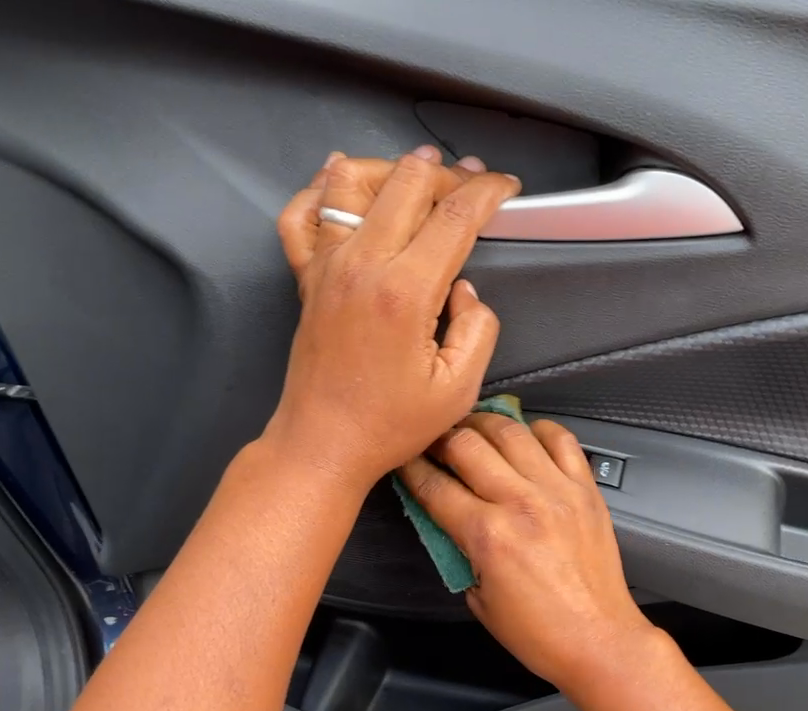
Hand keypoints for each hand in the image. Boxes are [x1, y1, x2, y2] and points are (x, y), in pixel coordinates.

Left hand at [264, 147, 519, 490]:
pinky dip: (321, 189)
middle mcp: (362, 264)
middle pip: (407, 181)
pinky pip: (301, 213)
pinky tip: (342, 184)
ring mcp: (328, 265)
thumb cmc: (390, 424)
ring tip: (418, 181)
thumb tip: (466, 289)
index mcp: (405, 291)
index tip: (506, 187)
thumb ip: (478, 328)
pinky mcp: (307, 276)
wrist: (324, 443)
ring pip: (352, 180)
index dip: (488, 192)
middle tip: (472, 183)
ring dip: (391, 170)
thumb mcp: (459, 389)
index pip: (454, 215)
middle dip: (449, 174)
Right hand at [397, 413, 662, 690]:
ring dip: (483, 423)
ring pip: (510, 431)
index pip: (434, 485)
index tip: (403, 458)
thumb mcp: (478, 598)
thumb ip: (459, 551)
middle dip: (440, 437)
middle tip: (433, 440)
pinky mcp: (586, 491)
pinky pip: (561, 440)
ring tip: (471, 428)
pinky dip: (538, 430)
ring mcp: (558, 492)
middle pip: (466, 444)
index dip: (410, 467)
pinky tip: (525, 437)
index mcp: (488, 536)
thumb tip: (448, 520)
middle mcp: (522, 504)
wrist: (598, 640)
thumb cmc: (541, 632)